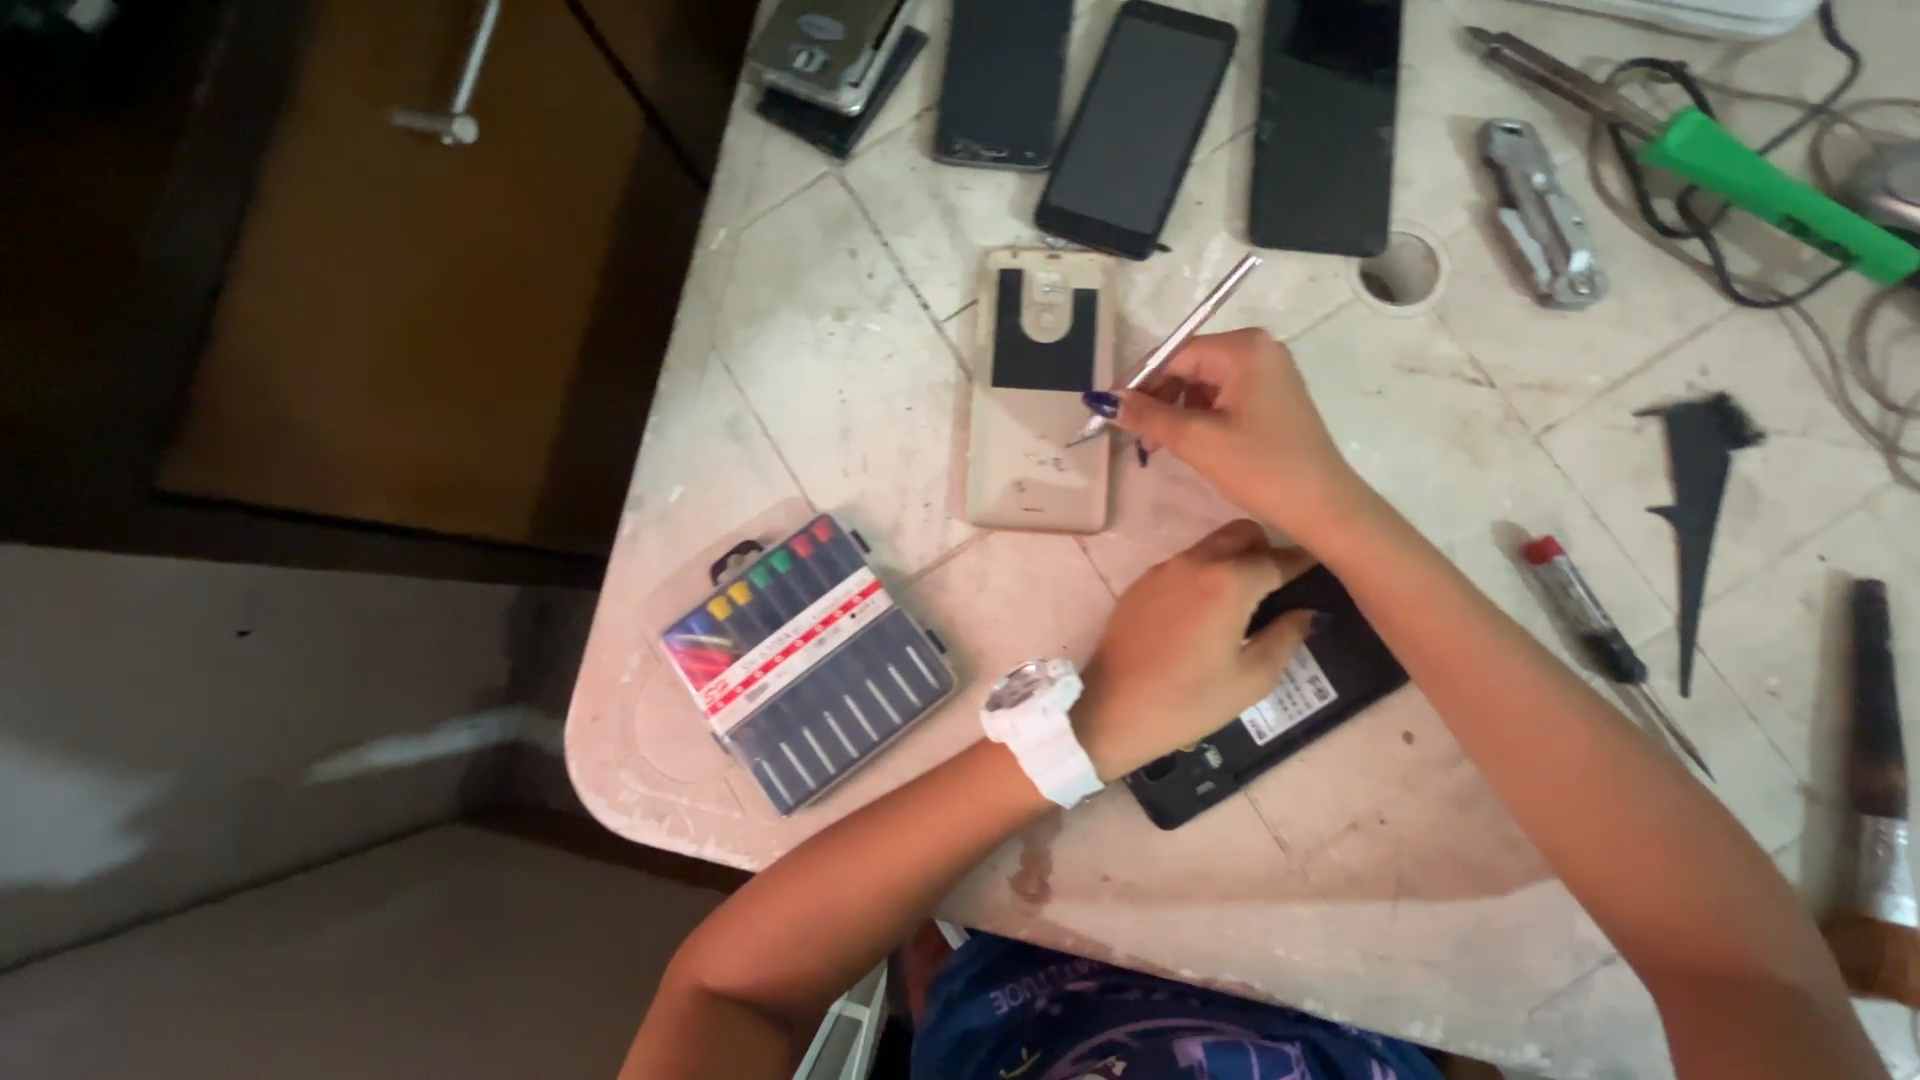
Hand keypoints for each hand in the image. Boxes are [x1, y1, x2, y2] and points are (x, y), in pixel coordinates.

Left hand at [1072, 520, 1317, 779]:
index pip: (1278, 558)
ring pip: (1210, 546)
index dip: (1304, 563)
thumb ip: (1286, 636)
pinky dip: (1204, 574)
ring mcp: (1162, 571)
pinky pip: (1184, 565)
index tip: (1322, 569)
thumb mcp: (1252, 678)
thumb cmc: (1188, 700)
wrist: (1110, 710)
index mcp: (1229, 581)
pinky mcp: (1140, 585)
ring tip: (1247, 601)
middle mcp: (1194, 563)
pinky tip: (1208, 612)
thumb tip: (1304, 612)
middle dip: (1267, 549)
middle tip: (1282, 586)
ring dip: (1234, 560)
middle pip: (1242, 534)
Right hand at [1116, 328, 1362, 539]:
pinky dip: (1196, 417)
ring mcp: (1267, 373)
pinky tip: (1185, 442)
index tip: (1107, 411)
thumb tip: (1103, 401)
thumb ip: (1147, 415)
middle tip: (1133, 436)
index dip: (1136, 382)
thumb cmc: (1260, 467)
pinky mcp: (1270, 398)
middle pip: (1187, 366)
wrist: (1322, 506)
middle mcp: (1258, 350)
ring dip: (1173, 411)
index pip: (1173, 354)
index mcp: (1243, 348)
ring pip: (1200, 384)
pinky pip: (1220, 397)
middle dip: (1155, 398)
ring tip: (1156, 446)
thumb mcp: (1197, 440)